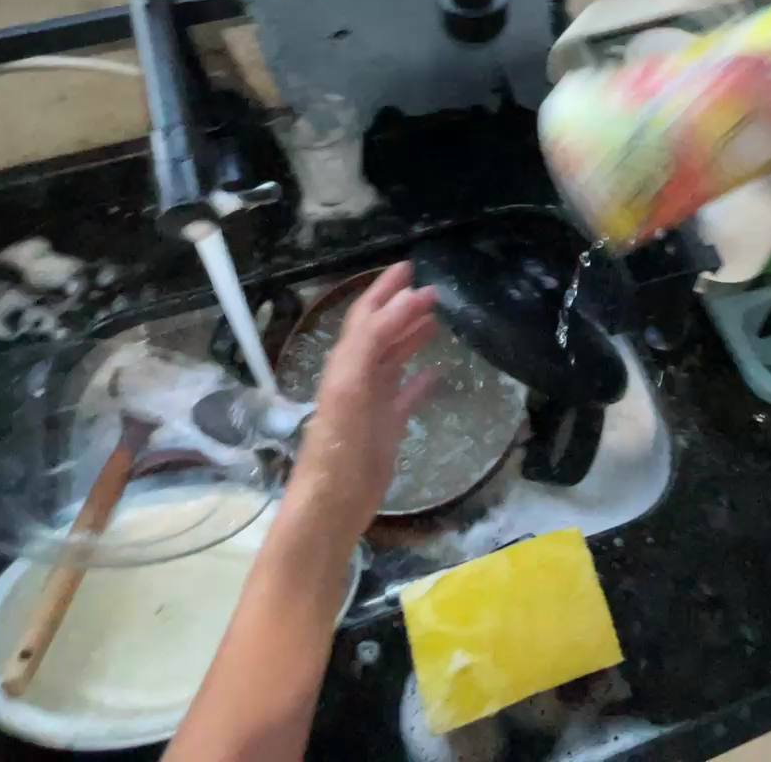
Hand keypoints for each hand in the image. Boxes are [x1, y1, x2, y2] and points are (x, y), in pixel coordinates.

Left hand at [291, 262, 439, 533]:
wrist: (332, 503)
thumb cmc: (339, 444)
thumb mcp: (352, 384)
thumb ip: (374, 340)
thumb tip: (407, 300)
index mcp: (346, 362)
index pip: (367, 314)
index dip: (385, 290)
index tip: (409, 267)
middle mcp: (357, 375)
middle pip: (381, 331)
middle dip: (402, 307)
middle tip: (433, 289)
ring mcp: (372, 401)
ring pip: (394, 358)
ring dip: (411, 335)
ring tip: (437, 318)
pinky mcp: (387, 426)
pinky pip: (406, 394)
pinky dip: (420, 379)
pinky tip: (437, 372)